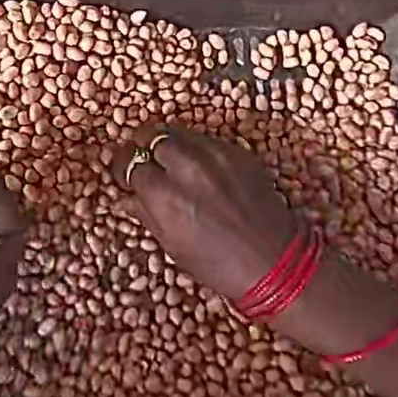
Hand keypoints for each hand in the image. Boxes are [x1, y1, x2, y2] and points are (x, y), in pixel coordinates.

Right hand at [108, 124, 397, 358]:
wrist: (275, 262)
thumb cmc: (218, 264)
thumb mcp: (171, 244)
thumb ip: (145, 213)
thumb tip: (124, 196)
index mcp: (165, 196)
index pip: (131, 164)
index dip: (122, 167)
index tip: (123, 172)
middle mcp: (187, 169)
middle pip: (151, 135)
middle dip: (141, 145)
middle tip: (142, 158)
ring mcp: (215, 157)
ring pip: (177, 132)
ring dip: (166, 142)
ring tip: (166, 159)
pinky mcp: (237, 153)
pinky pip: (205, 139)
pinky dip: (194, 148)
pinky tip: (196, 166)